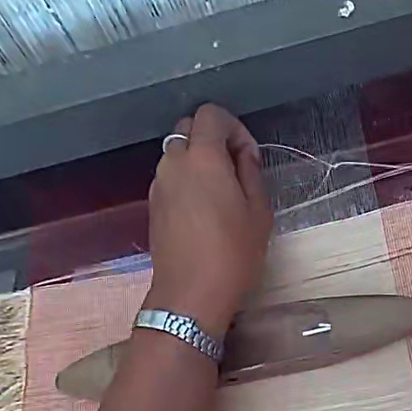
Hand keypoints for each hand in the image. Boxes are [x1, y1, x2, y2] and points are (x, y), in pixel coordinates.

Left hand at [143, 104, 272, 336]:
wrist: (191, 295)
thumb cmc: (232, 254)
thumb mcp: (258, 213)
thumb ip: (251, 173)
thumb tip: (244, 155)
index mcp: (202, 158)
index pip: (211, 115)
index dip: (234, 128)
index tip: (249, 157)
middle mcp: (173, 163)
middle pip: (189, 129)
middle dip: (214, 140)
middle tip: (236, 172)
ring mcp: (158, 185)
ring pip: (177, 155)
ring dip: (199, 162)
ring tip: (221, 196)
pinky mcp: (152, 206)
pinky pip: (171, 179)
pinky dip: (187, 182)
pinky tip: (204, 213)